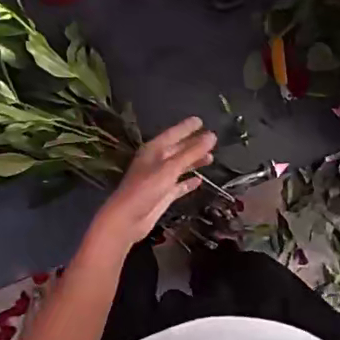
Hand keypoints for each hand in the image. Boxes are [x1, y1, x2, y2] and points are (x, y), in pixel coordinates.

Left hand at [87, 117, 217, 253]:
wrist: (128, 218)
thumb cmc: (146, 188)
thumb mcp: (170, 168)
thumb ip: (192, 152)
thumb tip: (212, 136)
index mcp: (154, 150)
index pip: (174, 133)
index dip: (187, 127)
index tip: (201, 120)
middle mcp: (156, 161)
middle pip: (178, 149)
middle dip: (193, 144)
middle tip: (212, 138)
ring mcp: (159, 178)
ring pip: (180, 166)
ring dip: (194, 162)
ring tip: (211, 158)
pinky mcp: (163, 194)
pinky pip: (179, 185)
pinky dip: (188, 182)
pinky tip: (199, 181)